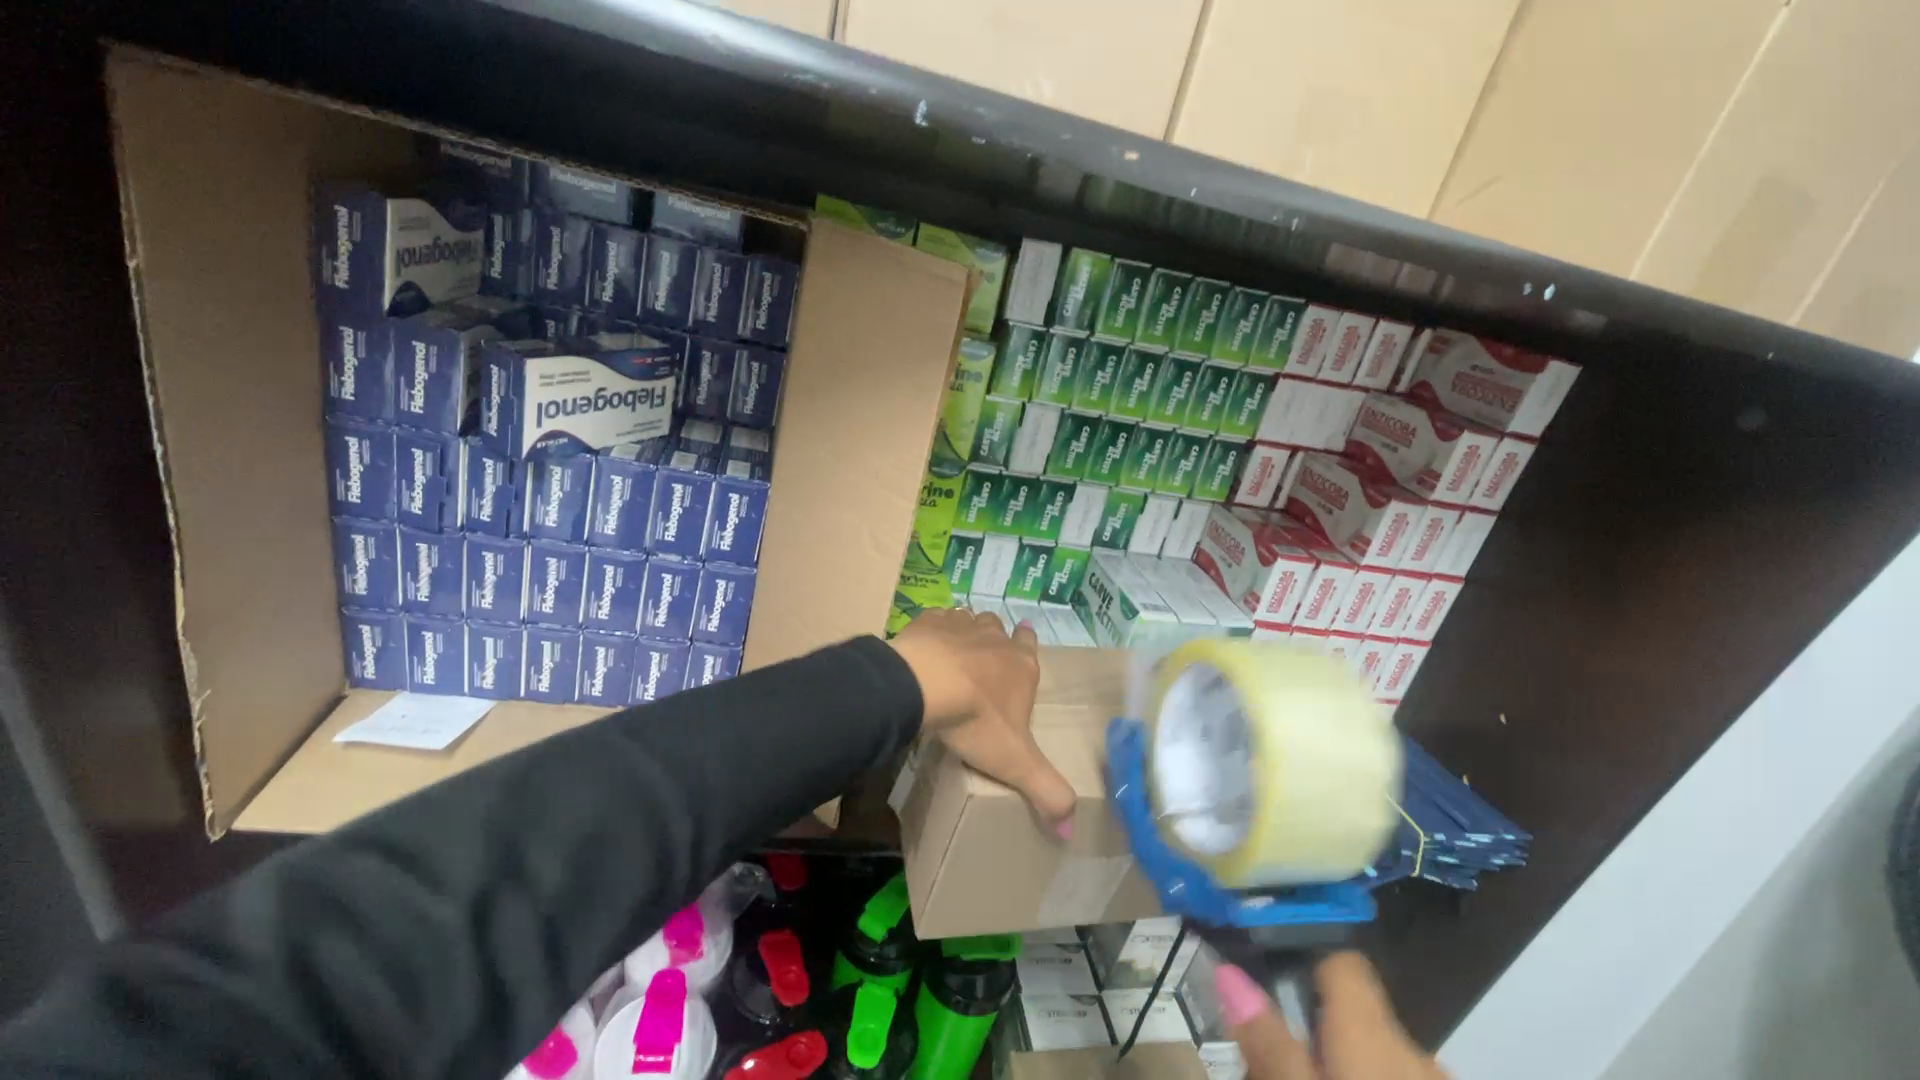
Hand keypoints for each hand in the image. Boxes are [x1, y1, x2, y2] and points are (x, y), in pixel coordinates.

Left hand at [888, 609, 1076, 837]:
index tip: (1023, 643)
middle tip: (984, 664)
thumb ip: (1047, 793)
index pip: (1030, 646)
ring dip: (965, 632)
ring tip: (955, 653)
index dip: (1027, 645)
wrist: (924, 684)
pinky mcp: (927, 621)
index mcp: (1021, 666)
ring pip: (969, 619)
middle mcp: (995, 638)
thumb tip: (1071, 831)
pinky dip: (933, 630)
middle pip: (999, 630)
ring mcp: (960, 625)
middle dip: (995, 641)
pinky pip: (935, 619)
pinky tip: (926, 647)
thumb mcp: (1016, 763)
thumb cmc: (976, 720)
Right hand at [1216, 953, 1445, 1079]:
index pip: (1341, 961)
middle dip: (1313, 1030)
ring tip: (1293, 1077)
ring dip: (1340, 1066)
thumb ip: (1268, 1043)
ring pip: (1376, 1058)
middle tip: (1267, 1065)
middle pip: (1355, 1015)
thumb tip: (1228, 972)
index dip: (1301, 959)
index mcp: (1374, 1034)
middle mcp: (1416, 1053)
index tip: (1261, 971)